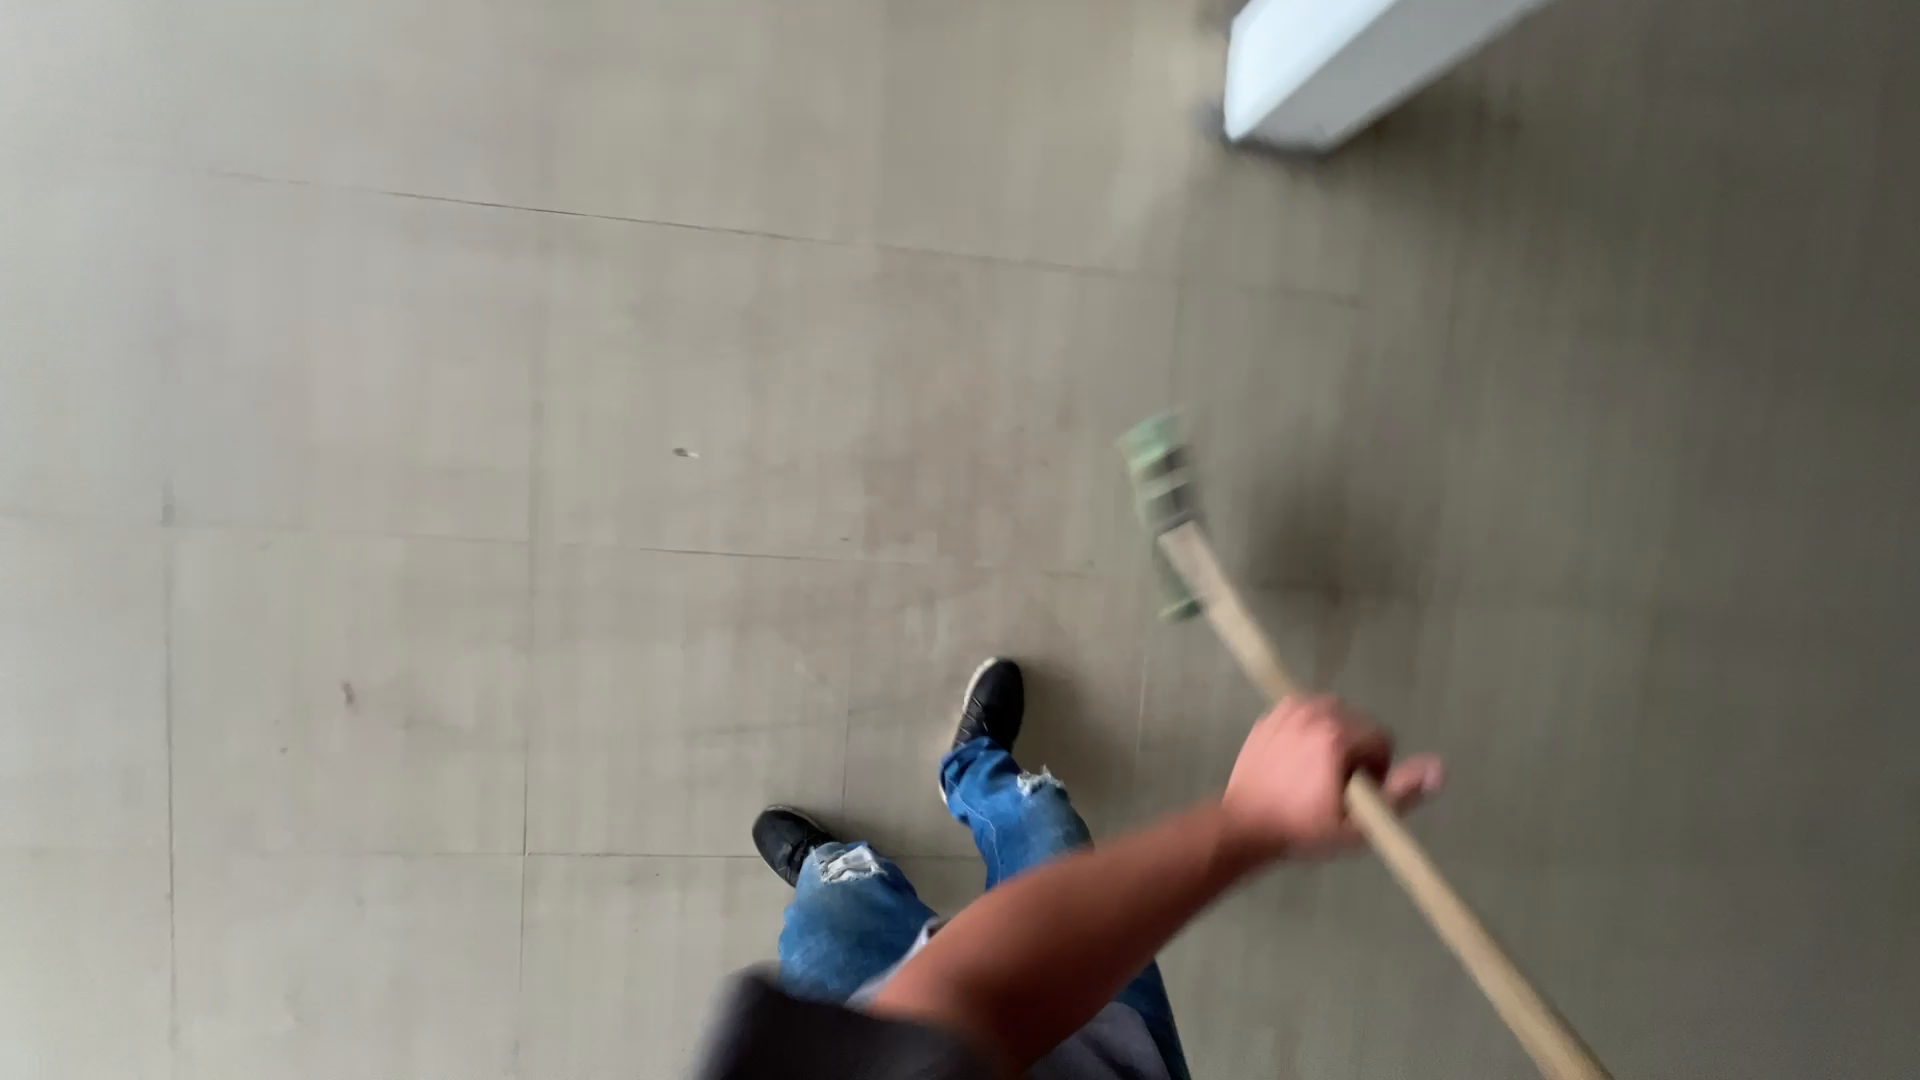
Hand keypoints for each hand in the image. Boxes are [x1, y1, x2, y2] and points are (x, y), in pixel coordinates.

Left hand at [1221, 695, 1442, 858]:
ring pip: (1330, 712)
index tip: (1360, 791)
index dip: (1379, 767)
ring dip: (1335, 735)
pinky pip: (1303, 711)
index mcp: (1335, 735)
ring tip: (1320, 771)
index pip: (1381, 737)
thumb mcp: (1361, 823)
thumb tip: (1440, 767)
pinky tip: (1299, 759)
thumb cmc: (1304, 828)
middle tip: (1339, 783)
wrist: (1246, 822)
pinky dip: (1309, 728)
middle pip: (1356, 720)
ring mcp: (1285, 712)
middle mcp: (1310, 713)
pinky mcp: (1268, 716)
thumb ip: (1402, 793)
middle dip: (1358, 748)